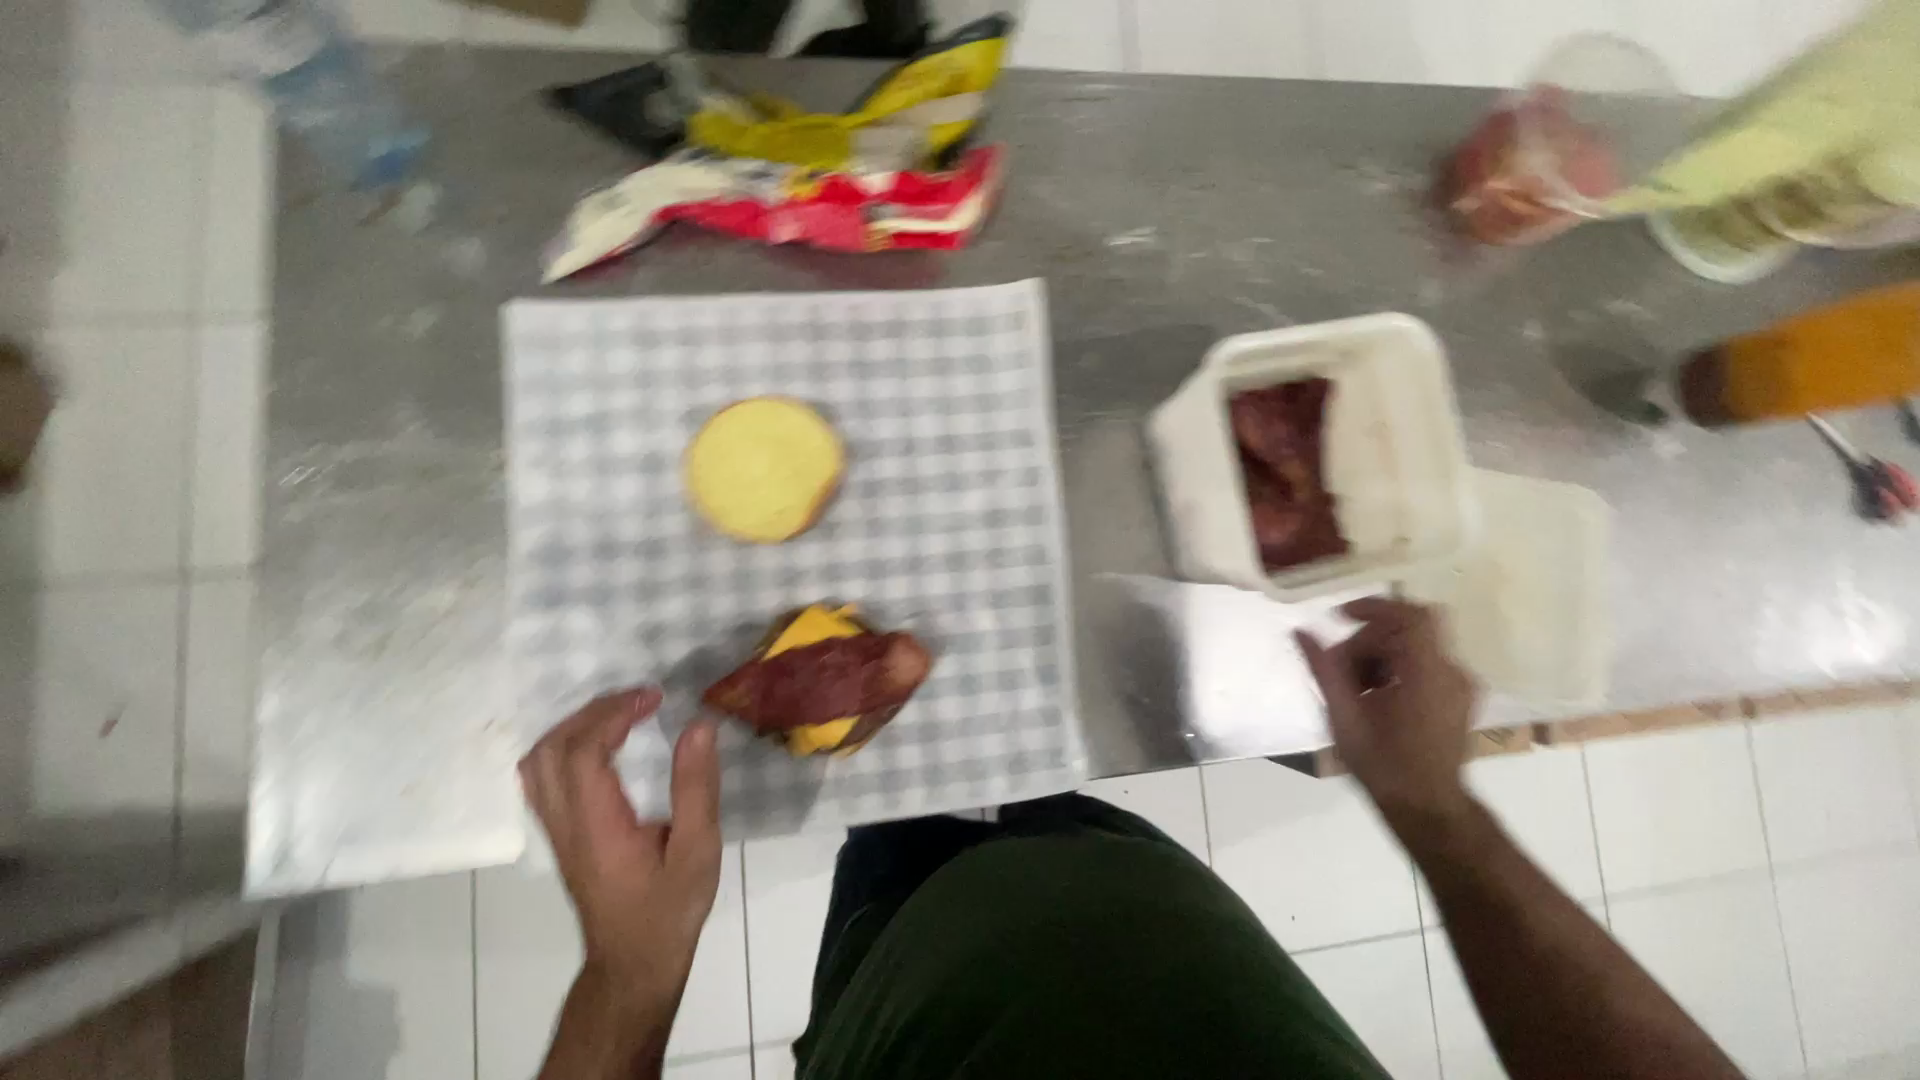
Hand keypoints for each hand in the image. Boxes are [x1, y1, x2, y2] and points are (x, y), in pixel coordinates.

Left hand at [519, 687, 722, 1027]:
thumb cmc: (670, 909)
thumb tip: (698, 727)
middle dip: (593, 712)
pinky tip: (600, 746)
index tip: (654, 698)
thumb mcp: (698, 850)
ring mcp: (556, 832)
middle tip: (639, 700)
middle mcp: (566, 824)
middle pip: (551, 750)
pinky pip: (543, 779)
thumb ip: (696, 788)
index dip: (614, 714)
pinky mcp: (560, 837)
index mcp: (598, 826)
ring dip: (574, 727)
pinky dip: (566, 747)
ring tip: (620, 715)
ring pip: (538, 764)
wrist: (633, 964)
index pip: (584, 753)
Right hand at [1296, 598, 1478, 832]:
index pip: (1412, 617)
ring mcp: (1460, 685)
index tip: (1340, 617)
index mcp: (1427, 675)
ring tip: (1355, 689)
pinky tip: (1374, 697)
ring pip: (1413, 647)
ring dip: (1378, 656)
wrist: (1428, 807)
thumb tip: (1300, 632)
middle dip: (1367, 641)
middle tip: (1340, 671)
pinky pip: (1424, 664)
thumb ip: (1324, 669)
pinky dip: (1395, 668)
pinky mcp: (1459, 696)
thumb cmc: (1383, 766)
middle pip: (1406, 631)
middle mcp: (1452, 673)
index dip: (1375, 606)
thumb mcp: (1344, 717)